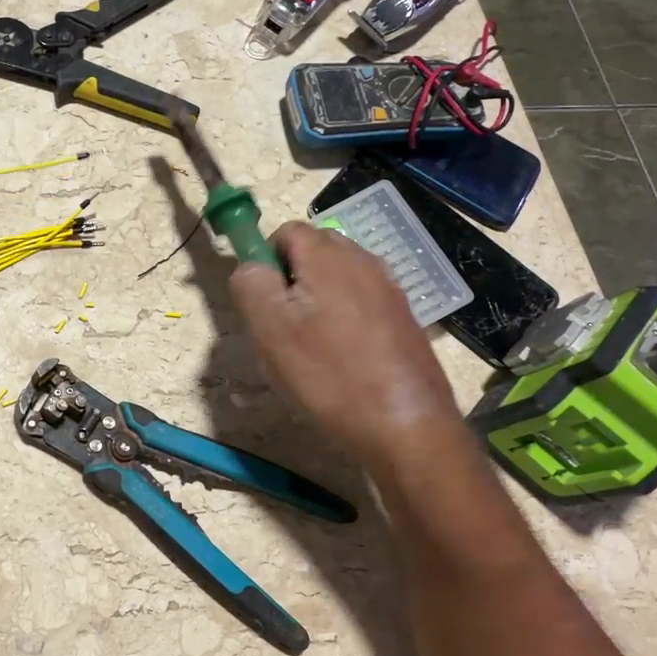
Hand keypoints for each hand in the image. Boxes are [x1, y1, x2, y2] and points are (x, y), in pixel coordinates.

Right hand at [230, 222, 462, 467]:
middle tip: (280, 326)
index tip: (261, 301)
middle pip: (314, 251)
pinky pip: (360, 303)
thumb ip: (251, 283)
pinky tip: (340, 359)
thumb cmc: (328, 373)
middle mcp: (364, 262)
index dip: (265, 259)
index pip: (287, 230)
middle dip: (291, 279)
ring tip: (309, 347)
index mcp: (328, 257)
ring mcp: (389, 290)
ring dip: (316, 301)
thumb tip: (251, 266)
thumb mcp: (270, 328)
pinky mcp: (403, 318)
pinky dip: (342, 320)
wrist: (405, 424)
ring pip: (337, 279)